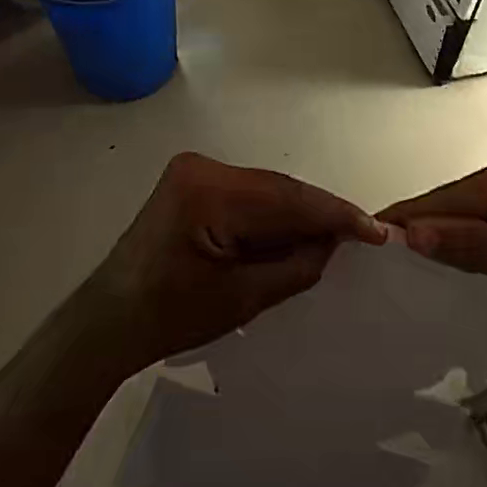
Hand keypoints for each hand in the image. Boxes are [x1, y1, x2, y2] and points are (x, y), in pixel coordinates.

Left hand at [83, 152, 381, 367]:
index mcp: (208, 191)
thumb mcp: (244, 297)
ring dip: (296, 215)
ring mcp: (194, 171)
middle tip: (360, 237)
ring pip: (265, 191)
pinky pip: (246, 196)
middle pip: (278, 189)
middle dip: (318, 214)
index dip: (336, 214)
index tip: (376, 231)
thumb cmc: (170, 316)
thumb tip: (334, 241)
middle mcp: (201, 167)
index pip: (288, 198)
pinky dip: (271, 216)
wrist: (110, 319)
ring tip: (333, 240)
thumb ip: (297, 265)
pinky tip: (293, 235)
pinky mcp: (191, 183)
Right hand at [378, 148, 486, 307]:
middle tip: (383, 266)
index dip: (412, 216)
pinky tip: (463, 291)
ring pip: (482, 232)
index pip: (454, 194)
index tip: (368, 235)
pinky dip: (482, 269)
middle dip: (430, 236)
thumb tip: (414, 235)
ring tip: (410, 281)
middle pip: (465, 209)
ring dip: (454, 255)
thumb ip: (474, 245)